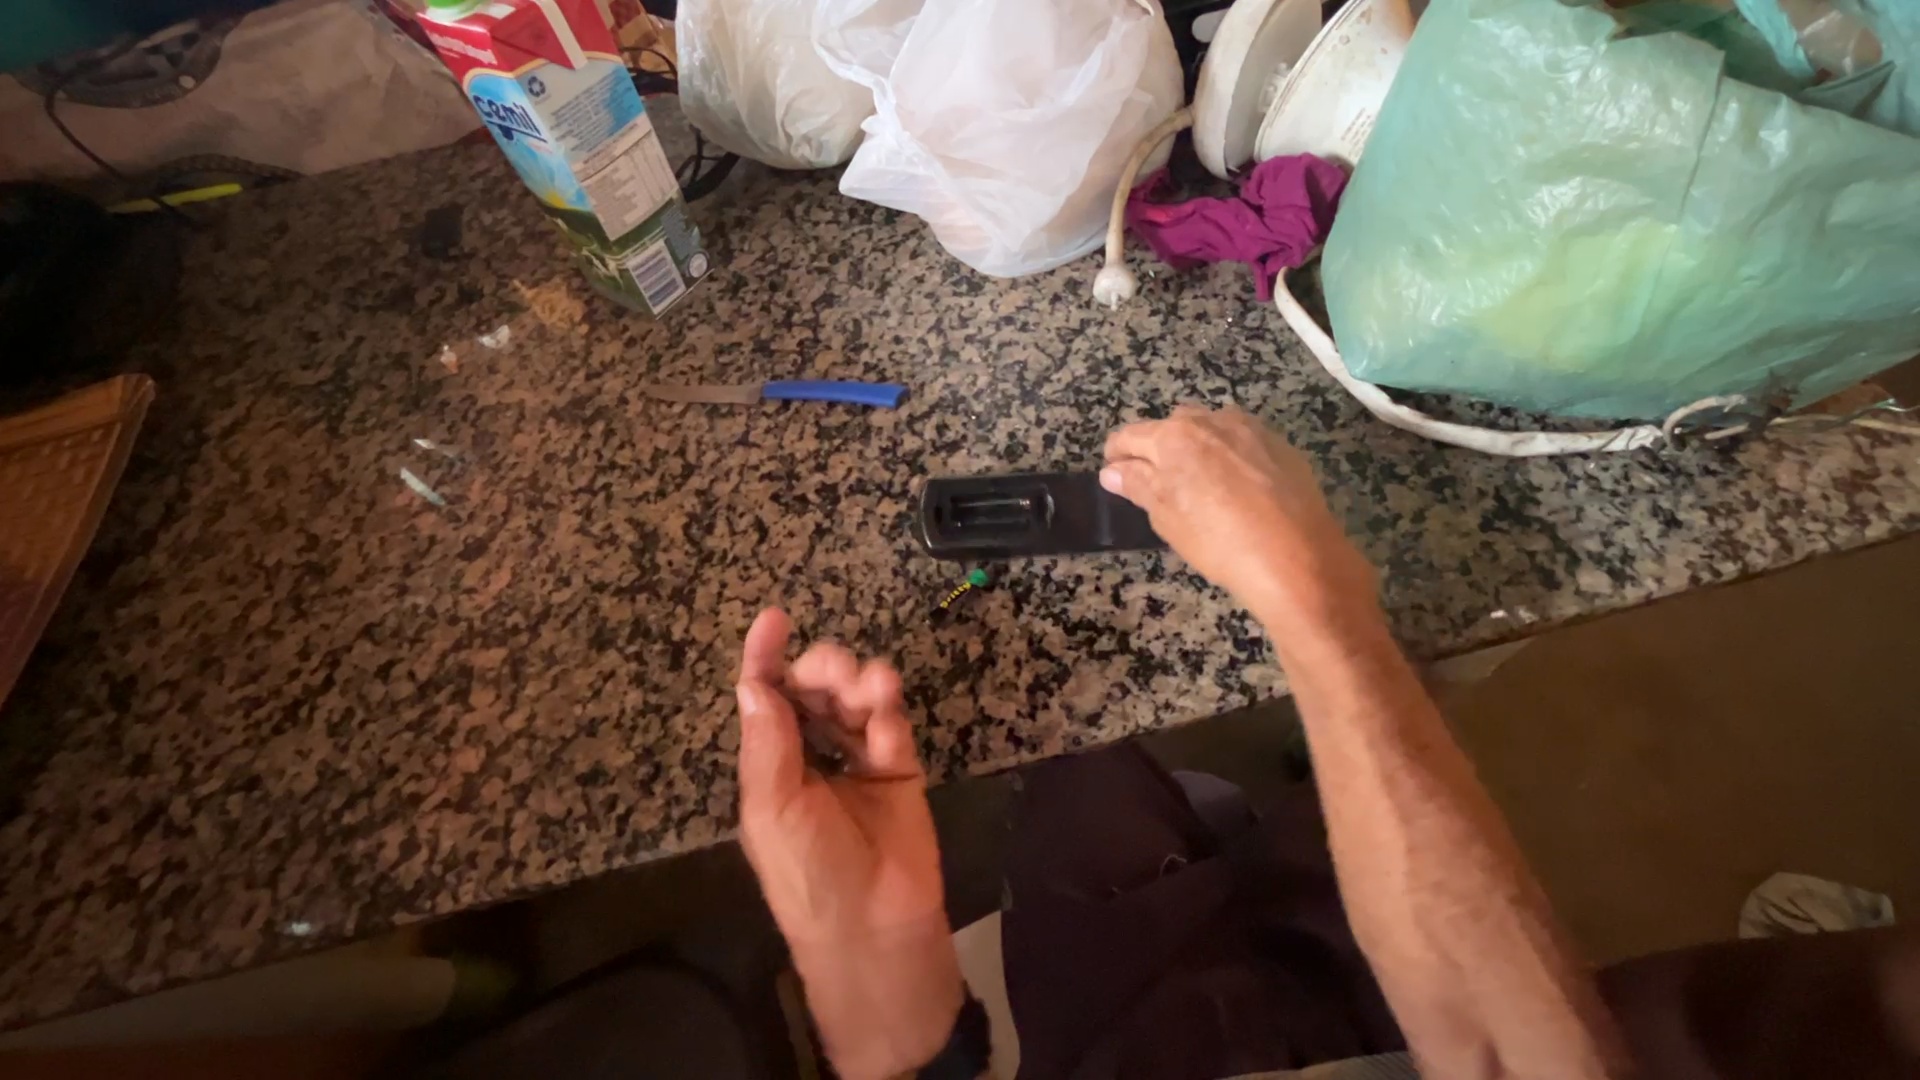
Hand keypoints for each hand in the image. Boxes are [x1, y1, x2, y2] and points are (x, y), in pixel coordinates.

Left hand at [735, 608, 963, 1079]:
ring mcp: (857, 758)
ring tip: (870, 686)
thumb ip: (769, 746)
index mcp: (772, 763)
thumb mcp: (774, 812)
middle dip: (823, 670)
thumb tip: (751, 683)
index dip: (766, 657)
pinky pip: (890, 726)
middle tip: (836, 670)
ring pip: (855, 699)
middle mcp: (812, 752)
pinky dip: (887, 711)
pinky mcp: (898, 767)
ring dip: (859, 683)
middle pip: (814, 690)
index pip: (766, 698)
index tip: (774, 618)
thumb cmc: (809, 875)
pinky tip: (885, 710)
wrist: (874, 928)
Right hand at [1102, 405, 1376, 626]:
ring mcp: (1250, 429)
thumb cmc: (1218, 541)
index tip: (1114, 474)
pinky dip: (1229, 456)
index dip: (1116, 455)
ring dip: (1196, 448)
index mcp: (1174, 437)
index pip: (1130, 436)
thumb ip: (1137, 485)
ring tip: (1199, 485)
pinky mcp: (1280, 445)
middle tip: (1157, 485)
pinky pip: (1241, 442)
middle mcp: (1211, 421)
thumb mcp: (1166, 517)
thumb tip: (1112, 471)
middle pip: (1172, 426)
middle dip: (1158, 449)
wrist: (1295, 557)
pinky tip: (1236, 489)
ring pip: (1210, 429)